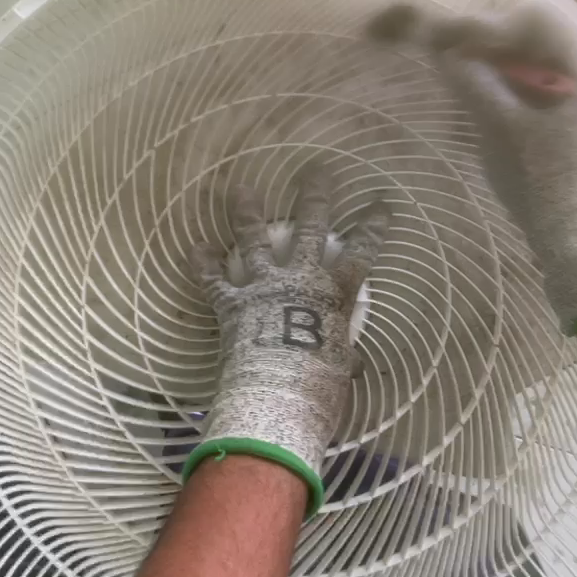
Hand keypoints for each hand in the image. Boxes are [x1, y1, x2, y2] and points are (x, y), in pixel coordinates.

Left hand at [183, 168, 388, 516]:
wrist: (277, 405)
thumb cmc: (320, 392)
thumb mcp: (341, 372)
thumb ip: (345, 358)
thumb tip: (354, 363)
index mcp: (335, 294)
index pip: (362, 252)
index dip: (374, 227)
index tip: (382, 204)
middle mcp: (301, 279)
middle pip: (309, 228)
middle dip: (314, 197)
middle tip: (315, 170)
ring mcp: (264, 287)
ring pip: (255, 239)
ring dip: (248, 213)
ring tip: (241, 188)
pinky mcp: (231, 304)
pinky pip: (213, 280)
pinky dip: (202, 264)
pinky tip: (194, 246)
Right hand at [420, 7, 576, 335]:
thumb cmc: (539, 180)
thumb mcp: (498, 127)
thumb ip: (472, 82)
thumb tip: (443, 52)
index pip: (529, 19)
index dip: (482, 24)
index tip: (445, 40)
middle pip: (535, 31)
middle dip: (490, 37)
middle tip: (451, 52)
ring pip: (538, 53)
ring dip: (500, 56)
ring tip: (466, 69)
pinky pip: (545, 76)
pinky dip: (514, 76)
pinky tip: (491, 88)